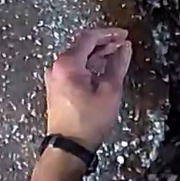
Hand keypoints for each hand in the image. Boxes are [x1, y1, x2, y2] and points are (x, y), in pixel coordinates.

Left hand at [43, 27, 132, 150]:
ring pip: (78, 57)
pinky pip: (74, 68)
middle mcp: (57, 67)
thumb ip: (118, 64)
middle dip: (104, 42)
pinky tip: (104, 68)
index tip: (124, 35)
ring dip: (98, 54)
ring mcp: (55, 77)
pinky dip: (90, 64)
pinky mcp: (57, 87)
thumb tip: (125, 47)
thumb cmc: (89, 119)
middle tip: (123, 43)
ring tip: (117, 54)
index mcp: (67, 64)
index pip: (89, 37)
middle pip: (82, 45)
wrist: (69, 146)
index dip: (109, 34)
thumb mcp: (110, 90)